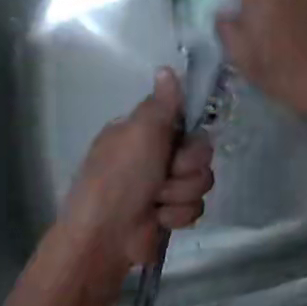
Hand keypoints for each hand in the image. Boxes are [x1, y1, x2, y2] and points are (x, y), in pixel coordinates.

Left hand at [62, 69, 213, 266]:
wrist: (105, 238)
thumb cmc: (119, 179)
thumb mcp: (139, 133)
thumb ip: (161, 103)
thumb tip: (168, 67)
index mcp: (143, 132)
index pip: (186, 121)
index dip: (188, 136)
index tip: (177, 143)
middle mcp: (154, 155)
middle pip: (200, 152)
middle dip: (186, 168)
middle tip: (164, 175)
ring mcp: (163, 186)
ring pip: (201, 181)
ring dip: (180, 194)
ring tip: (156, 203)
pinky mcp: (170, 213)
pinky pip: (195, 207)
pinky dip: (177, 215)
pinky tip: (158, 219)